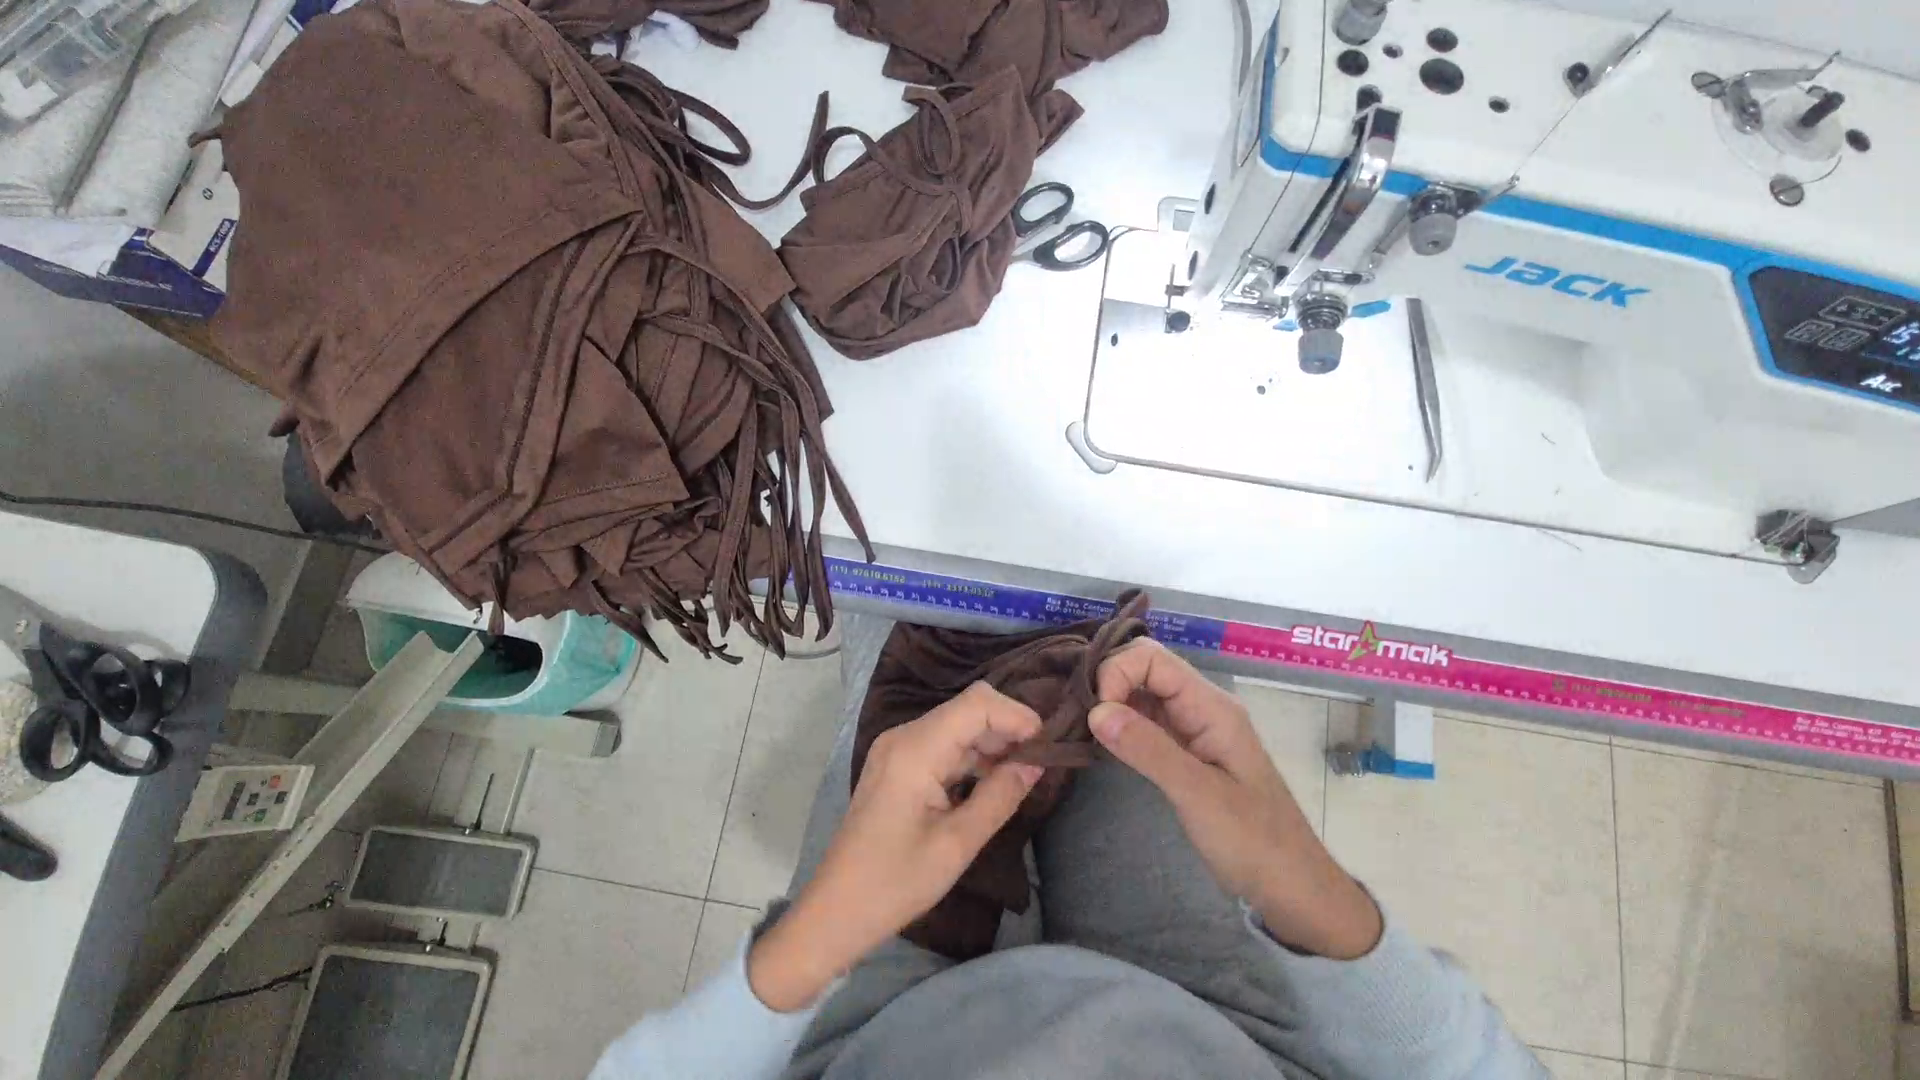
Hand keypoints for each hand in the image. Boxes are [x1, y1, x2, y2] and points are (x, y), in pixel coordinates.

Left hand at [749, 682, 1045, 1010]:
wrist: (836, 911)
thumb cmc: (896, 882)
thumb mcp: (957, 844)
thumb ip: (1000, 796)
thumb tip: (1037, 762)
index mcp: (915, 749)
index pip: (977, 703)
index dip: (1017, 716)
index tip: (1048, 747)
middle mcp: (904, 736)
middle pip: (968, 709)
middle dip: (1009, 729)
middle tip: (1042, 764)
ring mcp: (897, 749)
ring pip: (958, 726)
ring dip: (992, 744)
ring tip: (1024, 775)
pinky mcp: (897, 766)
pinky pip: (943, 746)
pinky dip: (972, 757)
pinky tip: (994, 782)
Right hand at [1089, 641, 1381, 959]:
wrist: (1292, 888)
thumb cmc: (1253, 841)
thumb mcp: (1199, 795)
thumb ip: (1148, 749)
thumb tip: (1095, 710)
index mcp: (1211, 707)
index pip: (1152, 658)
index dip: (1116, 672)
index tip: (1094, 713)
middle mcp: (1200, 708)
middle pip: (1144, 669)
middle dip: (1107, 683)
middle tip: (1078, 721)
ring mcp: (1192, 729)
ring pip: (1141, 695)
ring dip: (1109, 704)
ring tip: (1079, 730)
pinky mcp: (1184, 752)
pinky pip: (1145, 723)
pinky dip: (1119, 726)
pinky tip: (1098, 743)